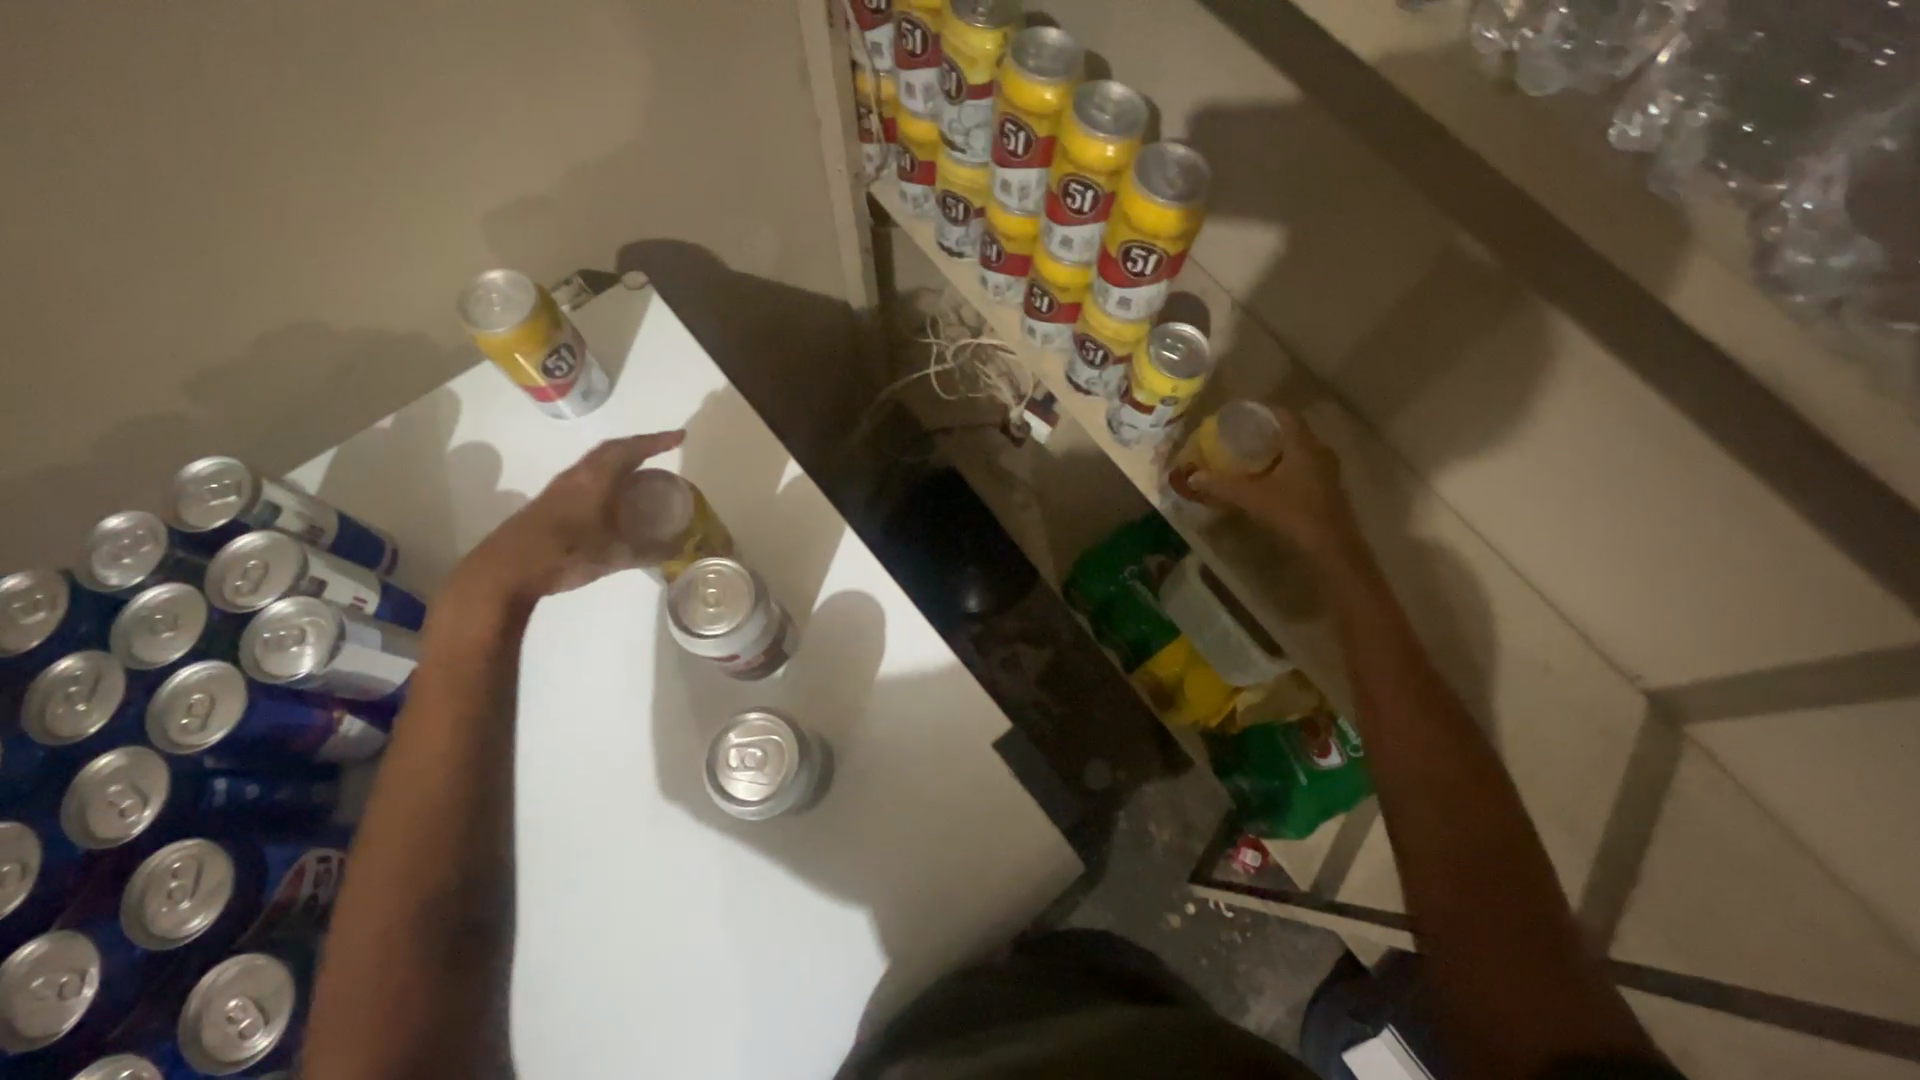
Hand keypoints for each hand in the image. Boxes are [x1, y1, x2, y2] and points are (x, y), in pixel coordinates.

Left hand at [443, 431, 686, 608]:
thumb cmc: (566, 554)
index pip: (630, 450)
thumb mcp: (616, 555)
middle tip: (663, 452)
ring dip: (621, 463)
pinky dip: (607, 480)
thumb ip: (650, 551)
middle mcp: (578, 476)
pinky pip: (587, 480)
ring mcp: (561, 489)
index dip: (656, 441)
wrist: (507, 569)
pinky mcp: (551, 504)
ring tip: (642, 475)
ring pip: (596, 465)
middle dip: (639, 448)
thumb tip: (681, 549)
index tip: (679, 436)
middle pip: (611, 451)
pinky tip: (614, 500)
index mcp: (596, 479)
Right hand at [1190, 409, 1361, 559]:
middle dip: (1268, 432)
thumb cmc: (1294, 512)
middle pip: (1293, 431)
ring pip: (1301, 450)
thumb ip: (1222, 486)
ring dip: (1279, 451)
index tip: (1242, 415)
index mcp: (1303, 444)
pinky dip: (1288, 467)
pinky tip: (1271, 480)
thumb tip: (1193, 478)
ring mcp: (1328, 469)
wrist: (1331, 547)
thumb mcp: (1252, 498)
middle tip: (1242, 436)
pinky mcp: (1330, 487)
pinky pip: (1307, 466)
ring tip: (1253, 457)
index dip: (1263, 411)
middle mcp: (1319, 450)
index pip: (1284, 414)